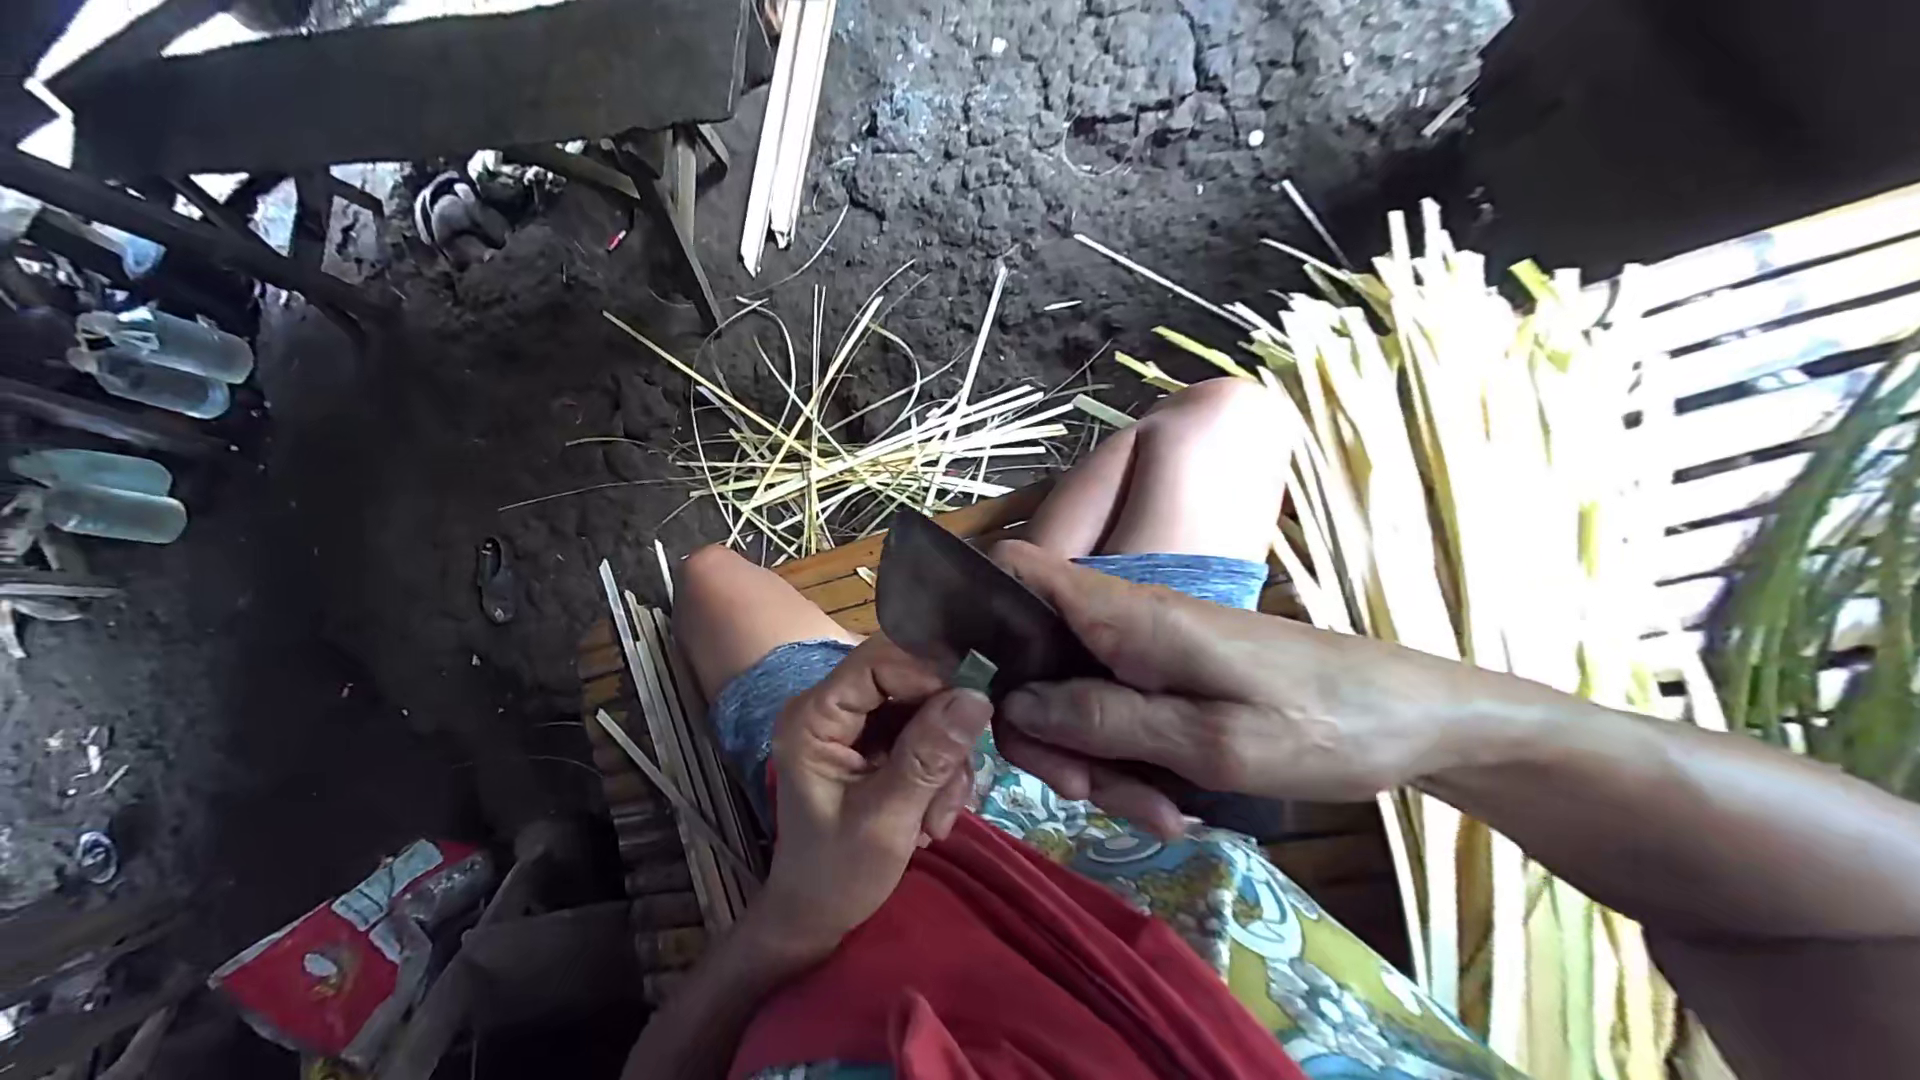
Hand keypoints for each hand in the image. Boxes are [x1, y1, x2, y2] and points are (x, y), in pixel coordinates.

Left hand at [753, 635, 991, 960]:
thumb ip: (929, 757)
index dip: (927, 673)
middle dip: (941, 726)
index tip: (971, 705)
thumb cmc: (838, 875)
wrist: (818, 916)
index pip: (876, 662)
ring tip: (938, 817)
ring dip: (945, 758)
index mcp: (814, 717)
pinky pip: (924, 731)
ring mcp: (855, 724)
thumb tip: (977, 697)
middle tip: (957, 777)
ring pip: (923, 707)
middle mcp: (832, 707)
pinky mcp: (876, 741)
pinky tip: (933, 814)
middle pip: (905, 679)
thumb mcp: (888, 820)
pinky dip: (941, 768)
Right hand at [989, 541, 1498, 834]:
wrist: (1413, 721)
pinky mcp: (1162, 677)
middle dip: (1044, 730)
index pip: (1019, 569)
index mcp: (1124, 611)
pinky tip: (1170, 804)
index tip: (971, 688)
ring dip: (1094, 760)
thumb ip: (1108, 719)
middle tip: (1084, 792)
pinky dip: (1127, 762)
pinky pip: (1115, 715)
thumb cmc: (1323, 722)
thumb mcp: (1211, 740)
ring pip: (1073, 697)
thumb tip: (1016, 704)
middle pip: (1033, 657)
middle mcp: (1121, 620)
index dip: (976, 608)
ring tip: (1155, 812)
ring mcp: (1140, 649)